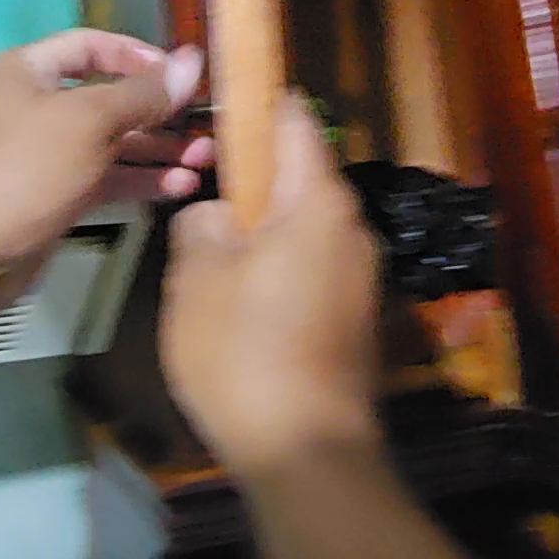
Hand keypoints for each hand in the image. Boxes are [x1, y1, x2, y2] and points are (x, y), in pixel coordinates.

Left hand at [0, 29, 207, 300]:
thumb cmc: (22, 170)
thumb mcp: (88, 121)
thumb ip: (143, 93)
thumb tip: (190, 61)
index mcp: (29, 71)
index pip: (91, 45)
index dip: (137, 55)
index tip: (177, 74)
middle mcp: (37, 106)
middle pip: (109, 98)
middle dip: (158, 112)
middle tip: (202, 124)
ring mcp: (47, 154)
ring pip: (112, 142)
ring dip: (157, 149)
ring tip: (203, 158)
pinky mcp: (56, 195)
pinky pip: (106, 177)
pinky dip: (140, 180)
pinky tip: (177, 186)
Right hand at [159, 95, 382, 477]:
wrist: (308, 455)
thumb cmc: (244, 351)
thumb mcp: (196, 276)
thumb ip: (202, 222)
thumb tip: (219, 214)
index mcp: (318, 201)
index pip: (295, 121)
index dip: (259, 103)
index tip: (226, 103)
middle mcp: (353, 226)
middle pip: (301, 174)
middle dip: (255, 179)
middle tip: (206, 194)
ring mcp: (363, 272)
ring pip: (306, 224)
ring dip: (267, 227)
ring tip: (220, 256)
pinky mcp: (359, 312)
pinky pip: (316, 263)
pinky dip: (285, 264)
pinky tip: (250, 302)